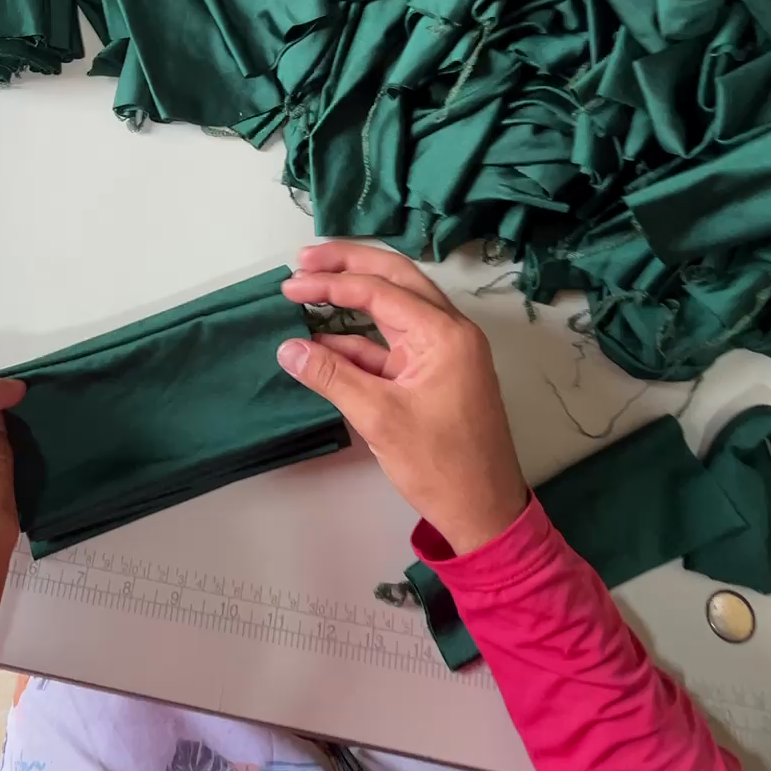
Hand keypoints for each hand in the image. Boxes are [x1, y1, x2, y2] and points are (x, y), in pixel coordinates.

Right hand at [277, 242, 528, 555]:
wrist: (483, 512)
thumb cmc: (441, 465)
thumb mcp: (379, 417)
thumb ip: (331, 376)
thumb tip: (288, 348)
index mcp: (444, 334)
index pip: (379, 290)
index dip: (330, 283)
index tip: (291, 285)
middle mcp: (447, 330)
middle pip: (393, 277)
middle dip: (347, 263)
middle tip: (304, 258)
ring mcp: (439, 350)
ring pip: (391, 304)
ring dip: (350, 295)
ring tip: (307, 286)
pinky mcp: (427, 371)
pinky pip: (387, 341)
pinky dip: (353, 337)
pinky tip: (319, 339)